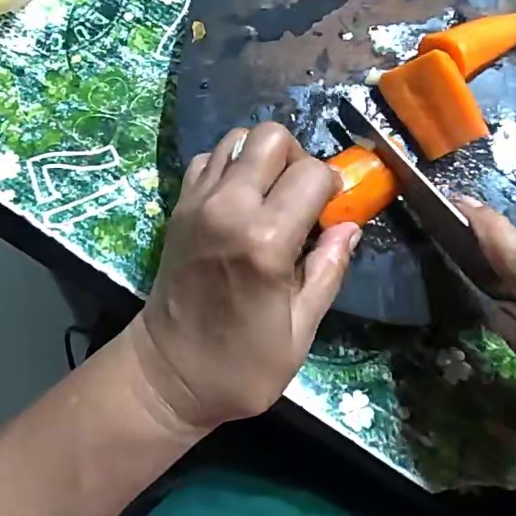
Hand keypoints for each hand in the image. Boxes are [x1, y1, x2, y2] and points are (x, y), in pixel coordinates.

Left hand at [128, 123, 357, 433]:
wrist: (166, 377)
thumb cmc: (241, 365)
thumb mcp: (302, 330)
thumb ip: (329, 270)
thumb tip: (350, 227)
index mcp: (265, 242)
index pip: (311, 173)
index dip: (331, 186)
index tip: (331, 210)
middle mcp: (228, 208)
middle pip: (271, 137)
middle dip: (297, 157)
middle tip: (301, 195)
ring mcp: (197, 202)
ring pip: (238, 137)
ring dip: (263, 157)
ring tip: (272, 194)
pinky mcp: (179, 206)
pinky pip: (210, 158)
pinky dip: (231, 165)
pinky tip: (241, 199)